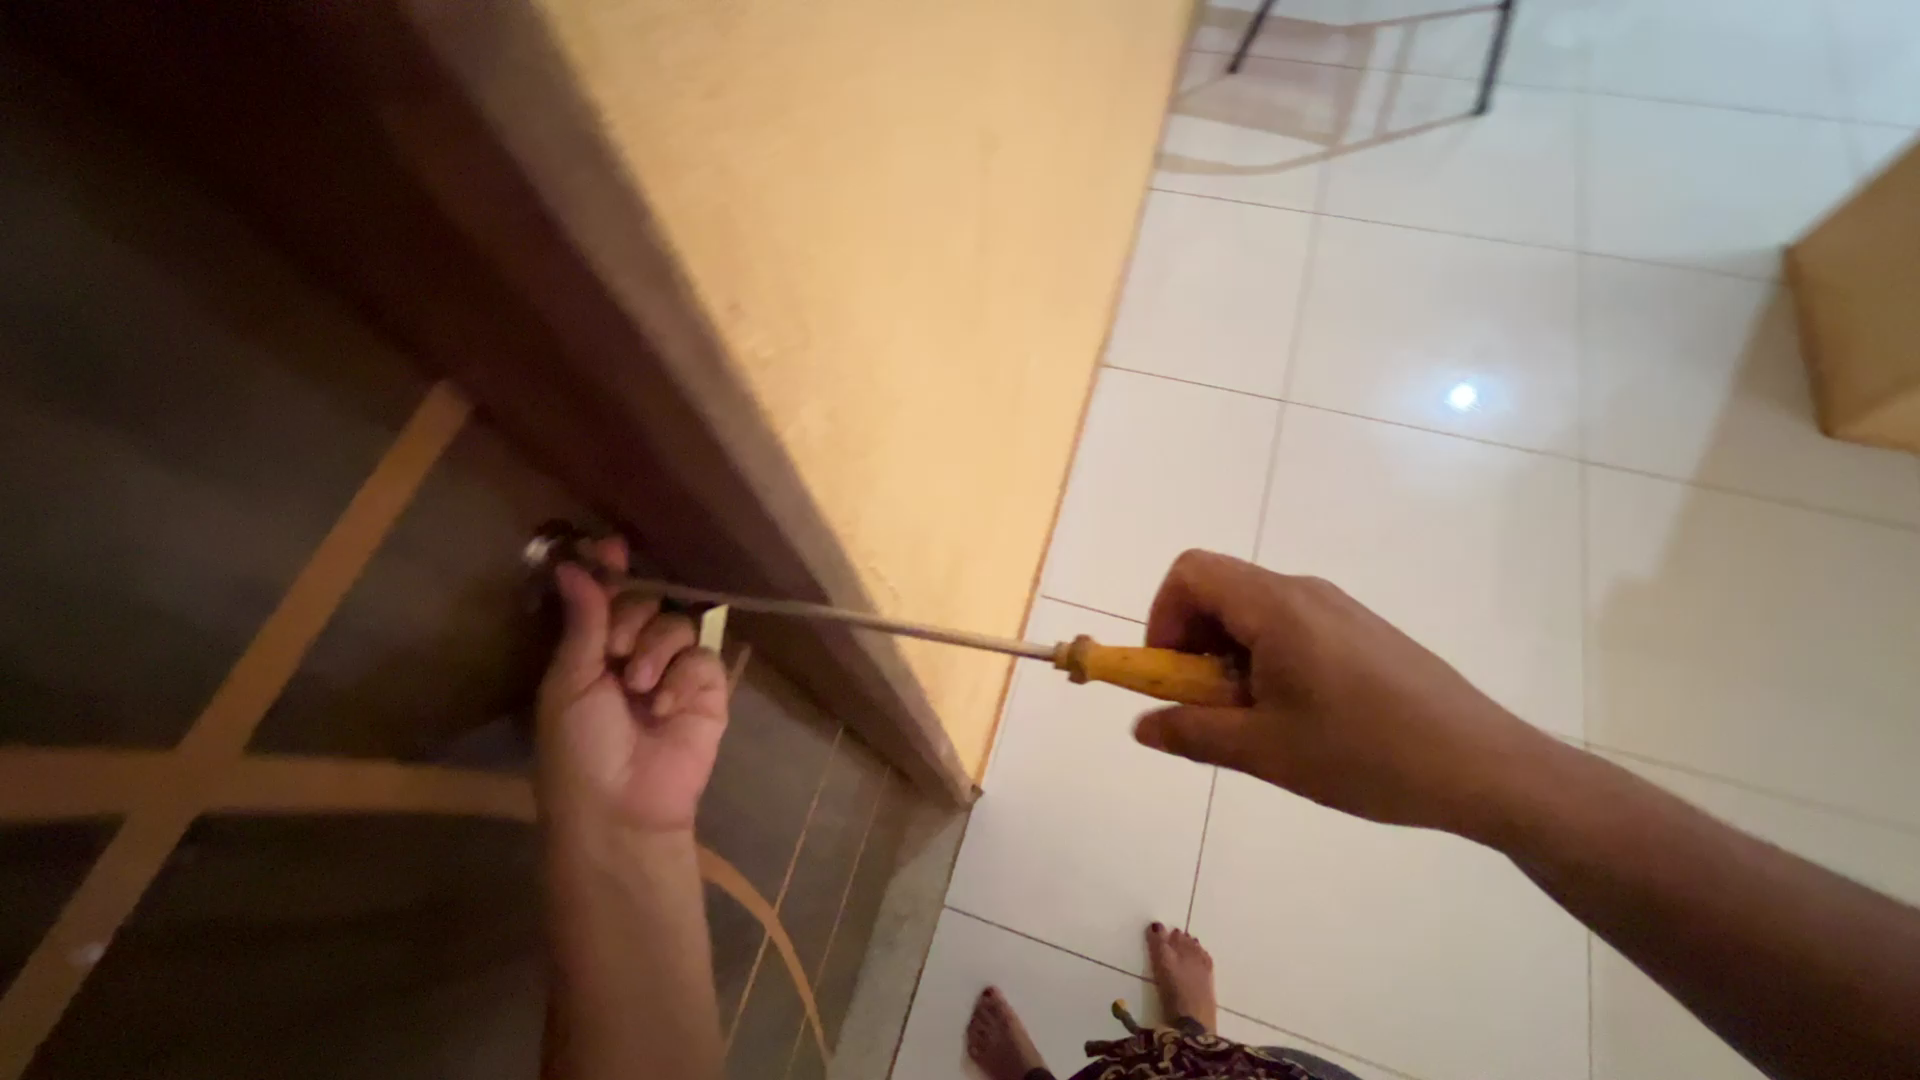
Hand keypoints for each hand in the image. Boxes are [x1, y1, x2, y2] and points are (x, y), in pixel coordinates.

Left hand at [535, 535, 728, 833]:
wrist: (623, 807)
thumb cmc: (579, 748)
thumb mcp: (570, 683)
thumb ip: (584, 623)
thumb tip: (572, 566)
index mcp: (593, 651)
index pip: (607, 597)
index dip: (610, 571)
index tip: (610, 547)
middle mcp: (635, 653)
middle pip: (647, 600)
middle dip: (631, 616)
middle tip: (616, 651)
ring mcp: (674, 670)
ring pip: (677, 622)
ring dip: (655, 648)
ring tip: (639, 686)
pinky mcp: (707, 689)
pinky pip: (702, 657)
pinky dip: (682, 677)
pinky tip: (665, 705)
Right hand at [1132, 550, 1553, 837]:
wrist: (1487, 768)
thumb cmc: (1366, 754)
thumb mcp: (1265, 752)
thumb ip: (1192, 732)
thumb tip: (1142, 726)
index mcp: (1276, 607)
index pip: (1190, 572)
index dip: (1163, 617)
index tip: (1172, 675)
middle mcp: (1304, 592)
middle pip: (1218, 589)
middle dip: (1192, 642)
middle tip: (1208, 705)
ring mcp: (1337, 608)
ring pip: (1253, 611)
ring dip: (1228, 655)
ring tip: (1255, 719)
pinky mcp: (1361, 630)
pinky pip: (1289, 626)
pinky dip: (1265, 658)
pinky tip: (1298, 715)